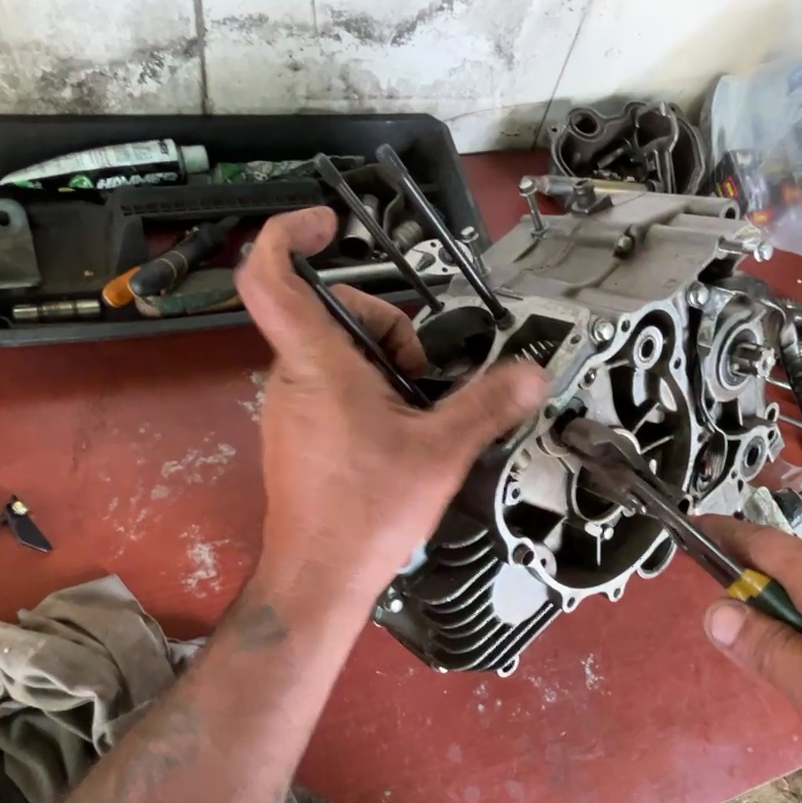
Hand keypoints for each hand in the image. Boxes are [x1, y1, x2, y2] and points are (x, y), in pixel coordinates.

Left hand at [236, 208, 545, 612]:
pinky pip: (331, 388)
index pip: (270, 275)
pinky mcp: (297, 436)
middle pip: (332, 315)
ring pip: (336, 354)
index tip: (329, 224)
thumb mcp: (440, 453)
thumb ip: (487, 405)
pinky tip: (399, 434)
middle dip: (388, 328)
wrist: (319, 578)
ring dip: (383, 365)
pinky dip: (368, 392)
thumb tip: (530, 375)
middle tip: (423, 374)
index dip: (289, 234)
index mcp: (317, 365)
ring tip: (417, 411)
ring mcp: (290, 409)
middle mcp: (293, 378)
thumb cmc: (365, 514)